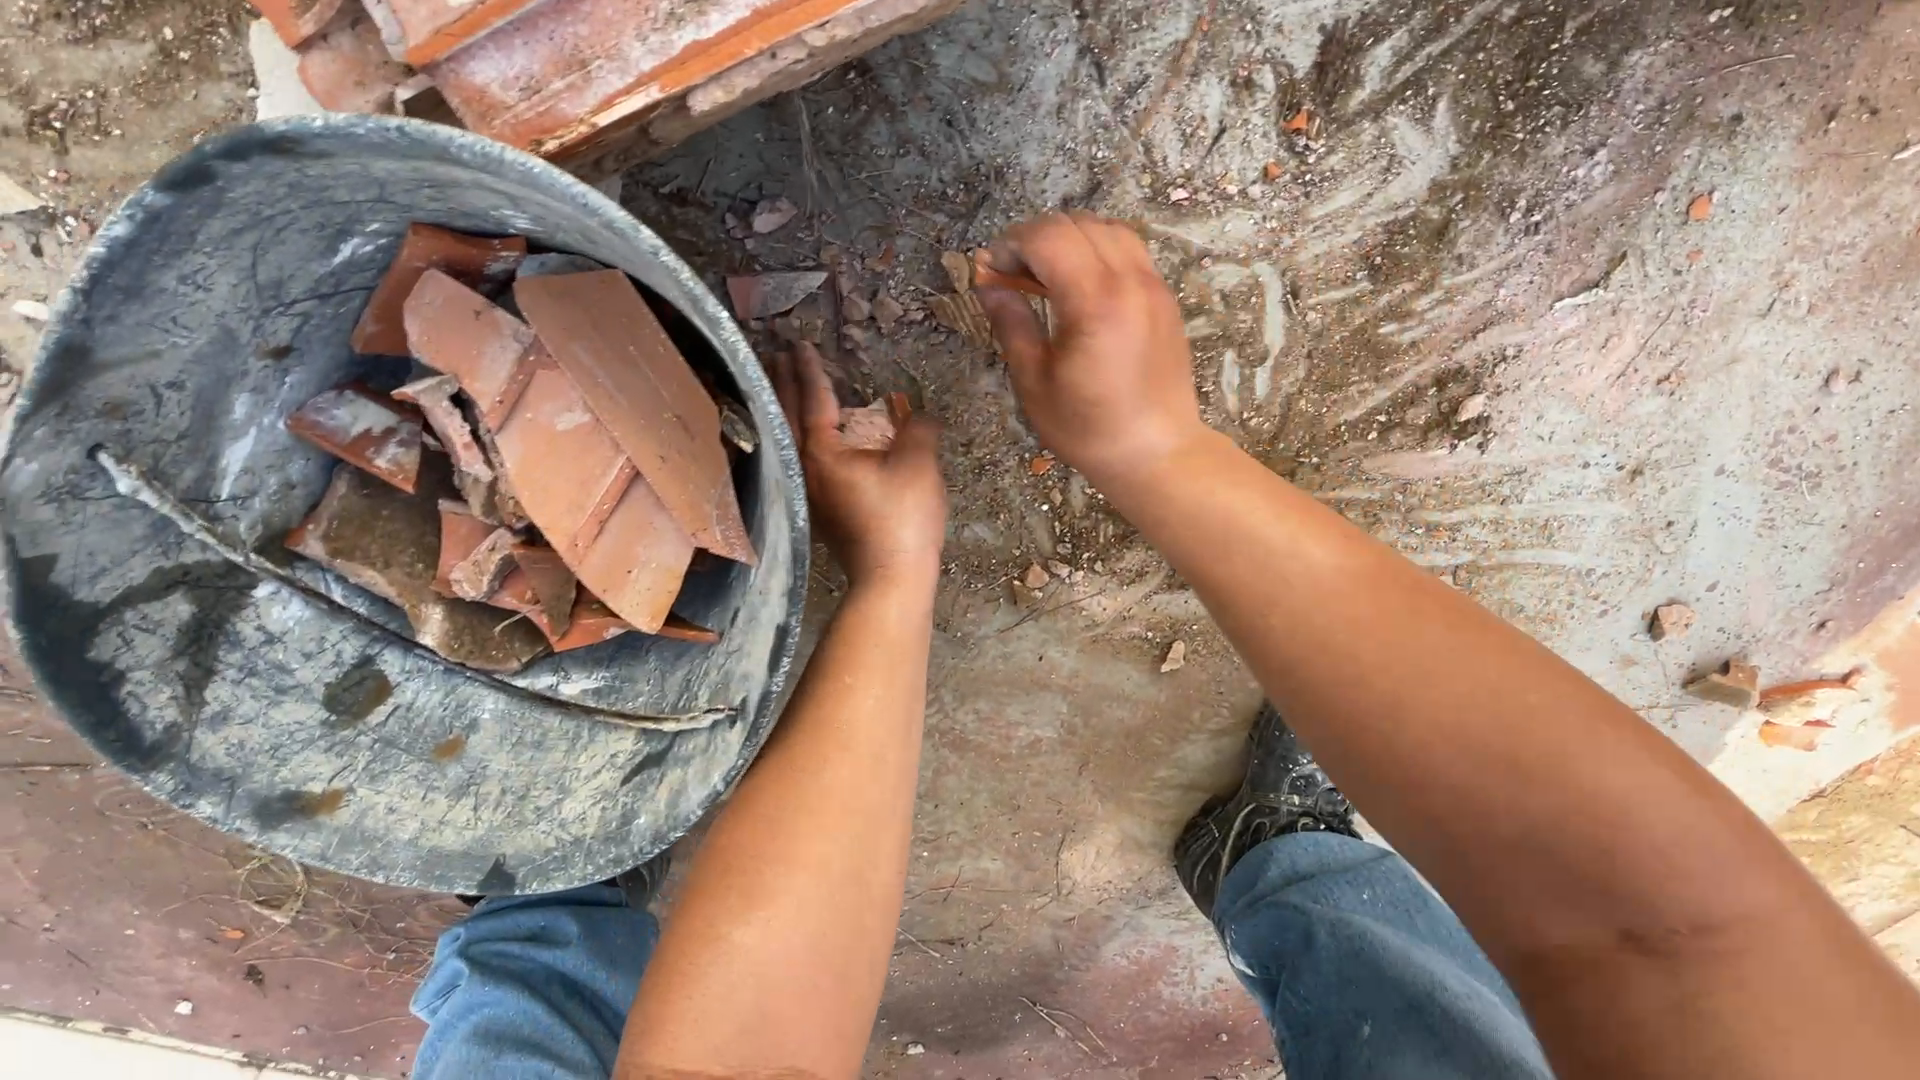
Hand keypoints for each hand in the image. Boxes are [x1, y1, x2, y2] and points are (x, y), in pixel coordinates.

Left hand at [771, 343, 947, 589]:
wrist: (891, 577)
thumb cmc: (903, 519)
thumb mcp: (918, 465)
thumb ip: (917, 429)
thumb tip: (919, 414)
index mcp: (823, 453)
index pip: (814, 400)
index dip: (809, 371)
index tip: (800, 345)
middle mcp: (805, 470)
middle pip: (787, 416)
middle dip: (783, 383)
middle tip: (776, 354)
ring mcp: (807, 492)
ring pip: (788, 438)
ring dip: (785, 406)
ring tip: (782, 384)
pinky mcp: (817, 508)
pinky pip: (798, 457)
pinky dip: (795, 433)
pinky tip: (806, 435)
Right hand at [976, 213, 1207, 487]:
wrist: (1157, 452)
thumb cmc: (1088, 428)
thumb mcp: (1035, 382)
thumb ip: (1011, 324)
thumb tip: (987, 285)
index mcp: (1095, 302)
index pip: (1048, 237)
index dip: (1011, 245)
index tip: (991, 272)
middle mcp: (1130, 282)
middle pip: (1076, 224)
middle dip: (1035, 239)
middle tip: (1012, 275)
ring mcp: (1153, 286)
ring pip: (1107, 229)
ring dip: (1069, 240)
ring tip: (1045, 277)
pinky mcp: (1164, 297)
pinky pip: (1129, 251)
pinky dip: (1097, 252)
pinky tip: (1078, 287)